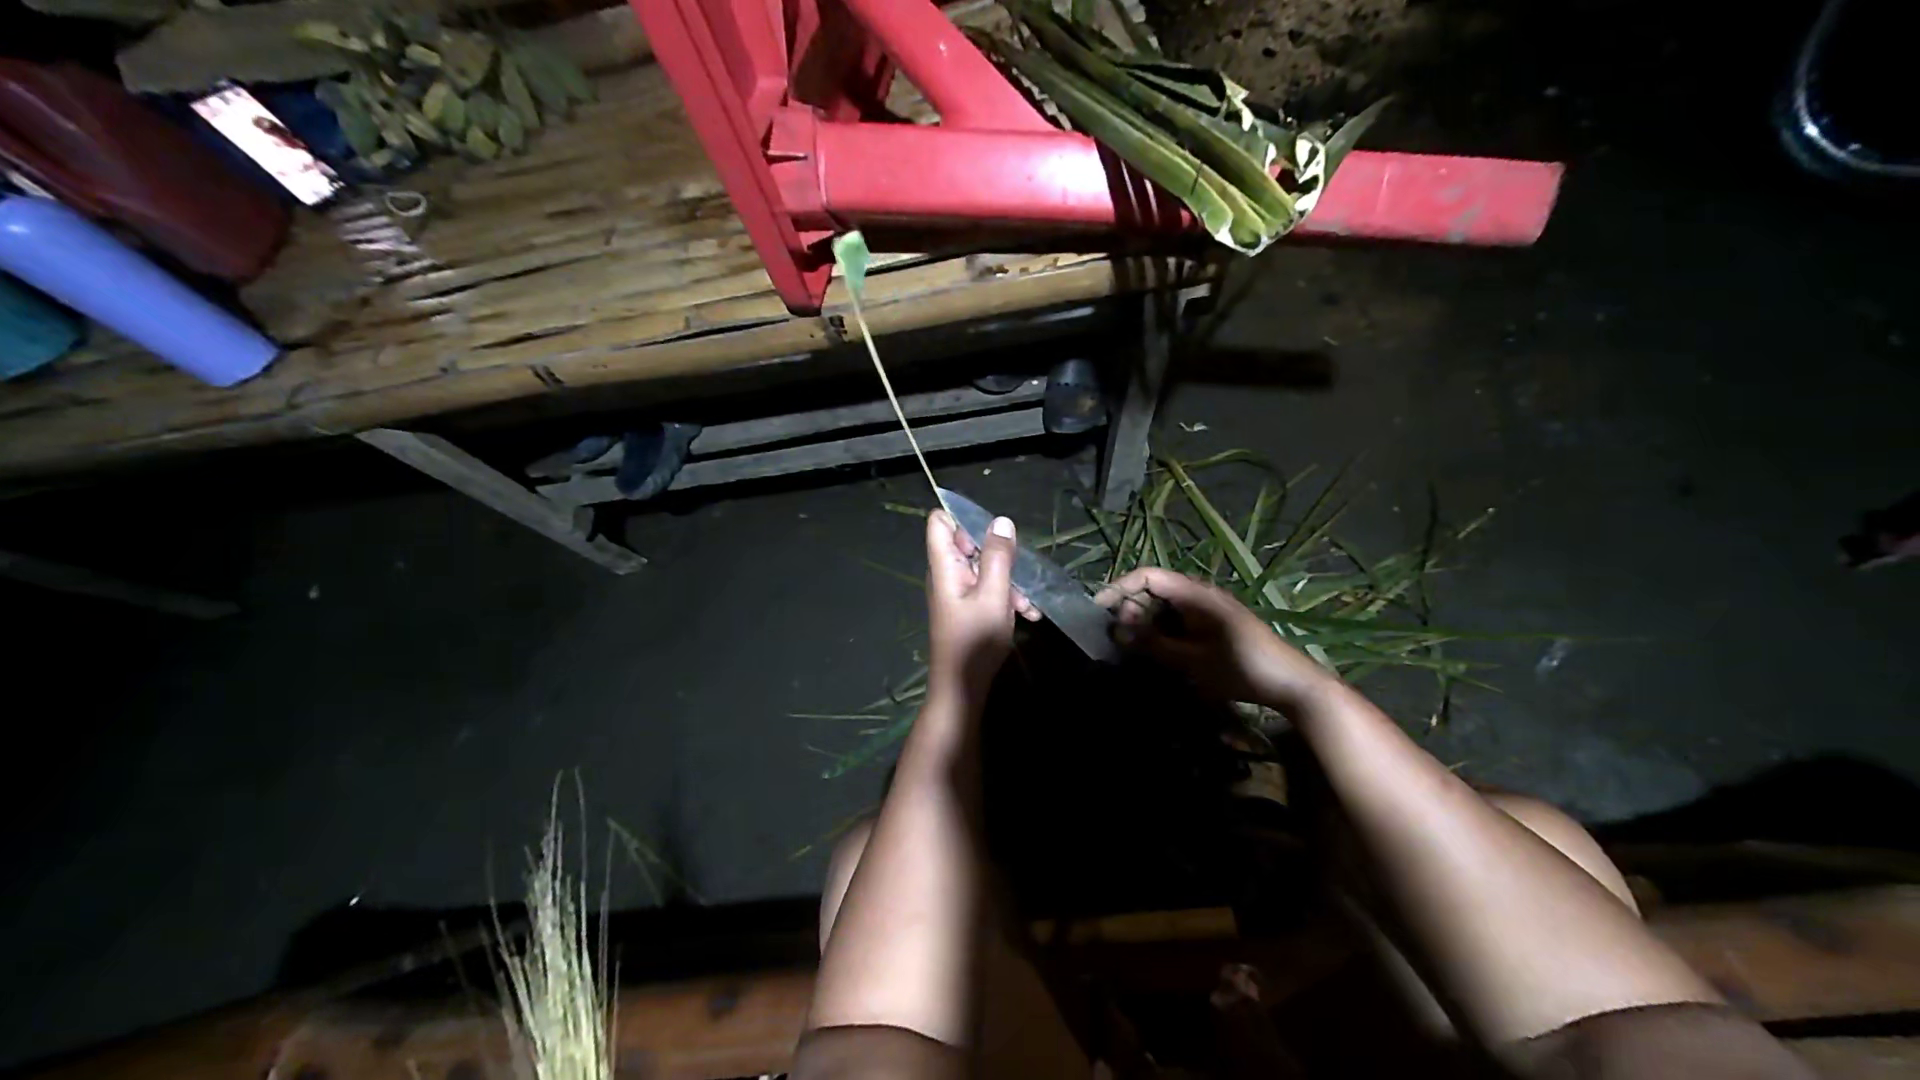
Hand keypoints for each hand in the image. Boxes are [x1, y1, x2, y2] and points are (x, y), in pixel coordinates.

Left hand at [925, 509, 1037, 696]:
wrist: (962, 689)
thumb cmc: (974, 641)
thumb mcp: (993, 596)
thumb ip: (997, 557)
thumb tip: (1000, 520)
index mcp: (944, 566)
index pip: (939, 522)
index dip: (963, 517)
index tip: (993, 529)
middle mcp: (946, 574)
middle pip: (967, 543)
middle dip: (997, 552)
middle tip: (1019, 569)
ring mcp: (956, 592)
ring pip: (983, 568)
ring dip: (1008, 580)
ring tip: (1029, 603)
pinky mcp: (967, 608)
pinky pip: (986, 589)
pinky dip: (1005, 597)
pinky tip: (1028, 614)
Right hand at [1094, 568, 1334, 708]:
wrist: (1291, 684)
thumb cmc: (1241, 668)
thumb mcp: (1192, 660)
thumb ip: (1154, 644)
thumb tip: (1118, 631)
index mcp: (1196, 594)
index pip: (1148, 576)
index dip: (1120, 588)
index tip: (1099, 609)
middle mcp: (1200, 594)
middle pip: (1154, 589)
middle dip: (1131, 608)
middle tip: (1120, 637)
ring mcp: (1208, 608)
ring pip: (1165, 605)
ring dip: (1146, 622)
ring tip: (1133, 646)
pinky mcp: (1214, 623)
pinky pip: (1179, 618)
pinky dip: (1162, 630)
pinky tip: (1157, 650)